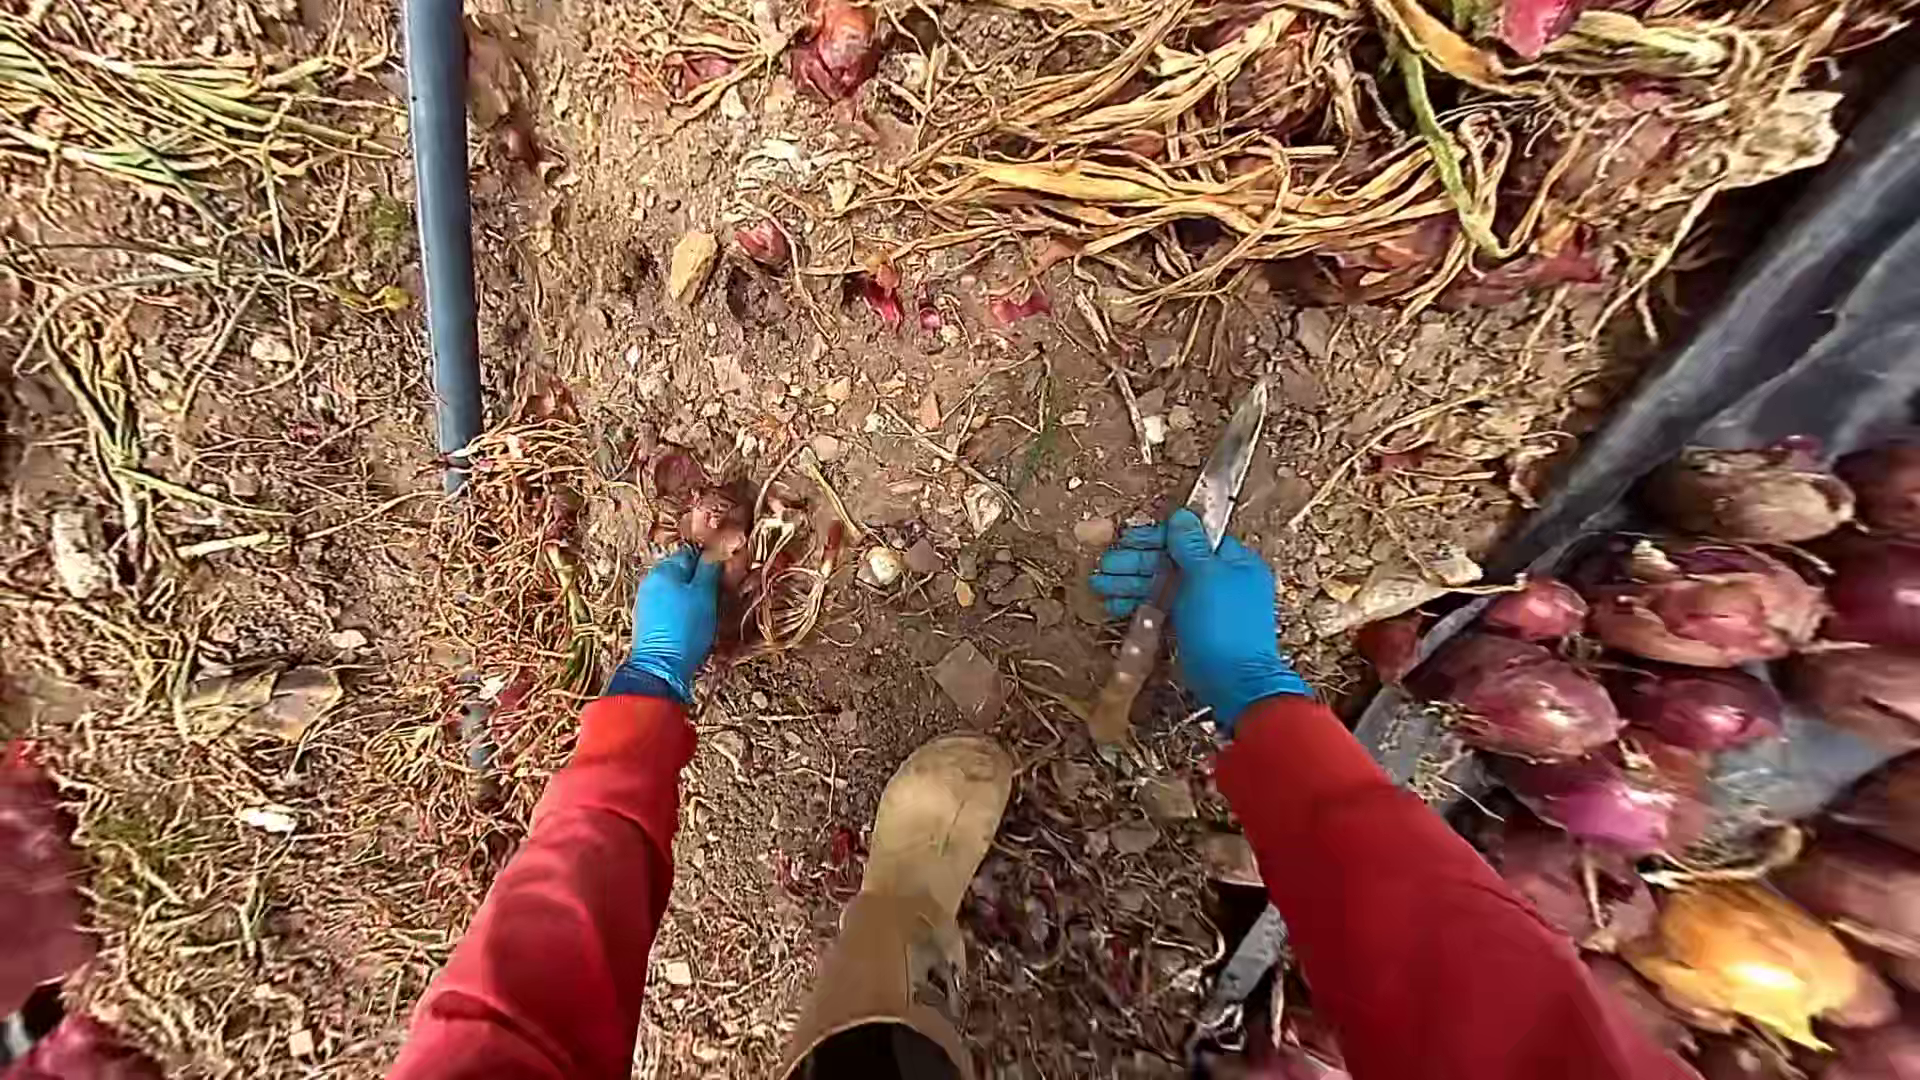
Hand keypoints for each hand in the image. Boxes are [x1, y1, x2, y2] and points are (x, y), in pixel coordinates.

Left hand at [610, 546, 720, 702]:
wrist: (662, 667)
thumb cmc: (685, 629)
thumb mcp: (705, 594)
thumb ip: (710, 569)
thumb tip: (716, 552)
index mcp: (663, 571)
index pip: (691, 553)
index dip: (711, 561)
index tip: (726, 572)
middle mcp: (651, 583)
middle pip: (683, 573)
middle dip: (703, 581)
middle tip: (721, 594)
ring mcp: (647, 603)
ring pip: (678, 591)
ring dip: (694, 597)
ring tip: (710, 612)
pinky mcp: (649, 622)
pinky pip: (671, 608)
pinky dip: (685, 612)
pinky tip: (696, 624)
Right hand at [1089, 508, 1310, 732]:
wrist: (1234, 682)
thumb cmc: (1225, 625)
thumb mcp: (1207, 578)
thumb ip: (1191, 546)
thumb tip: (1181, 515)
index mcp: (1231, 561)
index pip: (1188, 538)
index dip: (1154, 538)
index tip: (1126, 540)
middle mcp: (1216, 579)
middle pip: (1169, 561)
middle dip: (1133, 563)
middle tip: (1105, 566)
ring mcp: (1201, 604)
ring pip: (1160, 585)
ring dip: (1128, 583)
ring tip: (1100, 586)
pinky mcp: (1187, 626)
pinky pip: (1158, 608)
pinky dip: (1137, 605)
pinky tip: (1114, 606)